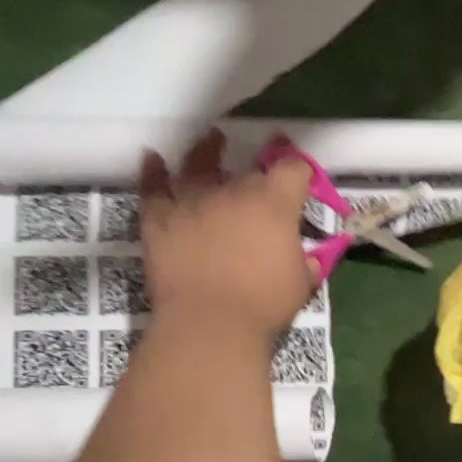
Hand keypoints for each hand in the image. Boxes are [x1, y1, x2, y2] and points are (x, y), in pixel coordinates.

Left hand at [140, 130, 316, 337]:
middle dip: (263, 159)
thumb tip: (307, 256)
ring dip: (206, 150)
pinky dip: (153, 171)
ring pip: (197, 164)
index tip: (304, 173)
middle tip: (268, 156)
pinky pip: (153, 187)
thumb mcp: (302, 282)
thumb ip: (306, 261)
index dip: (301, 167)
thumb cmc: (265, 303)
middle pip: (249, 167)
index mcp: (274, 205)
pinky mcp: (158, 218)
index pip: (293, 170)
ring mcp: (191, 202)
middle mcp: (232, 193)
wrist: (210, 322)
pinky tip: (154, 159)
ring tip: (212, 138)